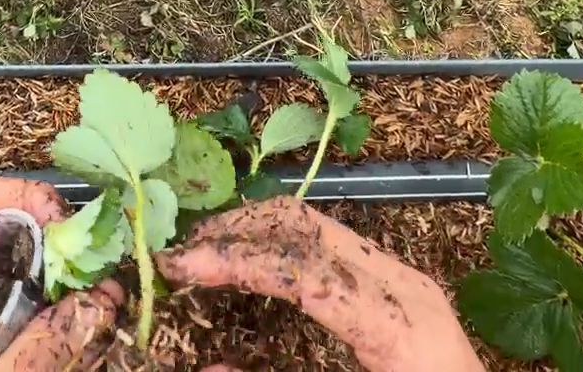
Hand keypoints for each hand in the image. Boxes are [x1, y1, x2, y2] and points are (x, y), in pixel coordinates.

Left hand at [0, 177, 123, 371]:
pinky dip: (74, 326)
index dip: (36, 200)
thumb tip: (106, 300)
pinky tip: (95, 342)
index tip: (76, 231)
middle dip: (71, 251)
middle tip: (109, 282)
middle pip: (24, 236)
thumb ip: (41, 349)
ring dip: (80, 292)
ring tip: (111, 314)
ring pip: (42, 280)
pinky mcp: (3, 350)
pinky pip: (45, 322)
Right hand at [156, 197, 484, 371]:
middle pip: (302, 229)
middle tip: (182, 257)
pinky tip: (247, 263)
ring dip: (250, 232)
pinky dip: (275, 243)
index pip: (302, 268)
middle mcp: (402, 284)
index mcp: (401, 327)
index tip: (181, 267)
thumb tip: (209, 368)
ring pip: (309, 225)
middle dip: (234, 235)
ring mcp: (400, 277)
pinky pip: (323, 243)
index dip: (235, 260)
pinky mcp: (393, 283)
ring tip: (204, 254)